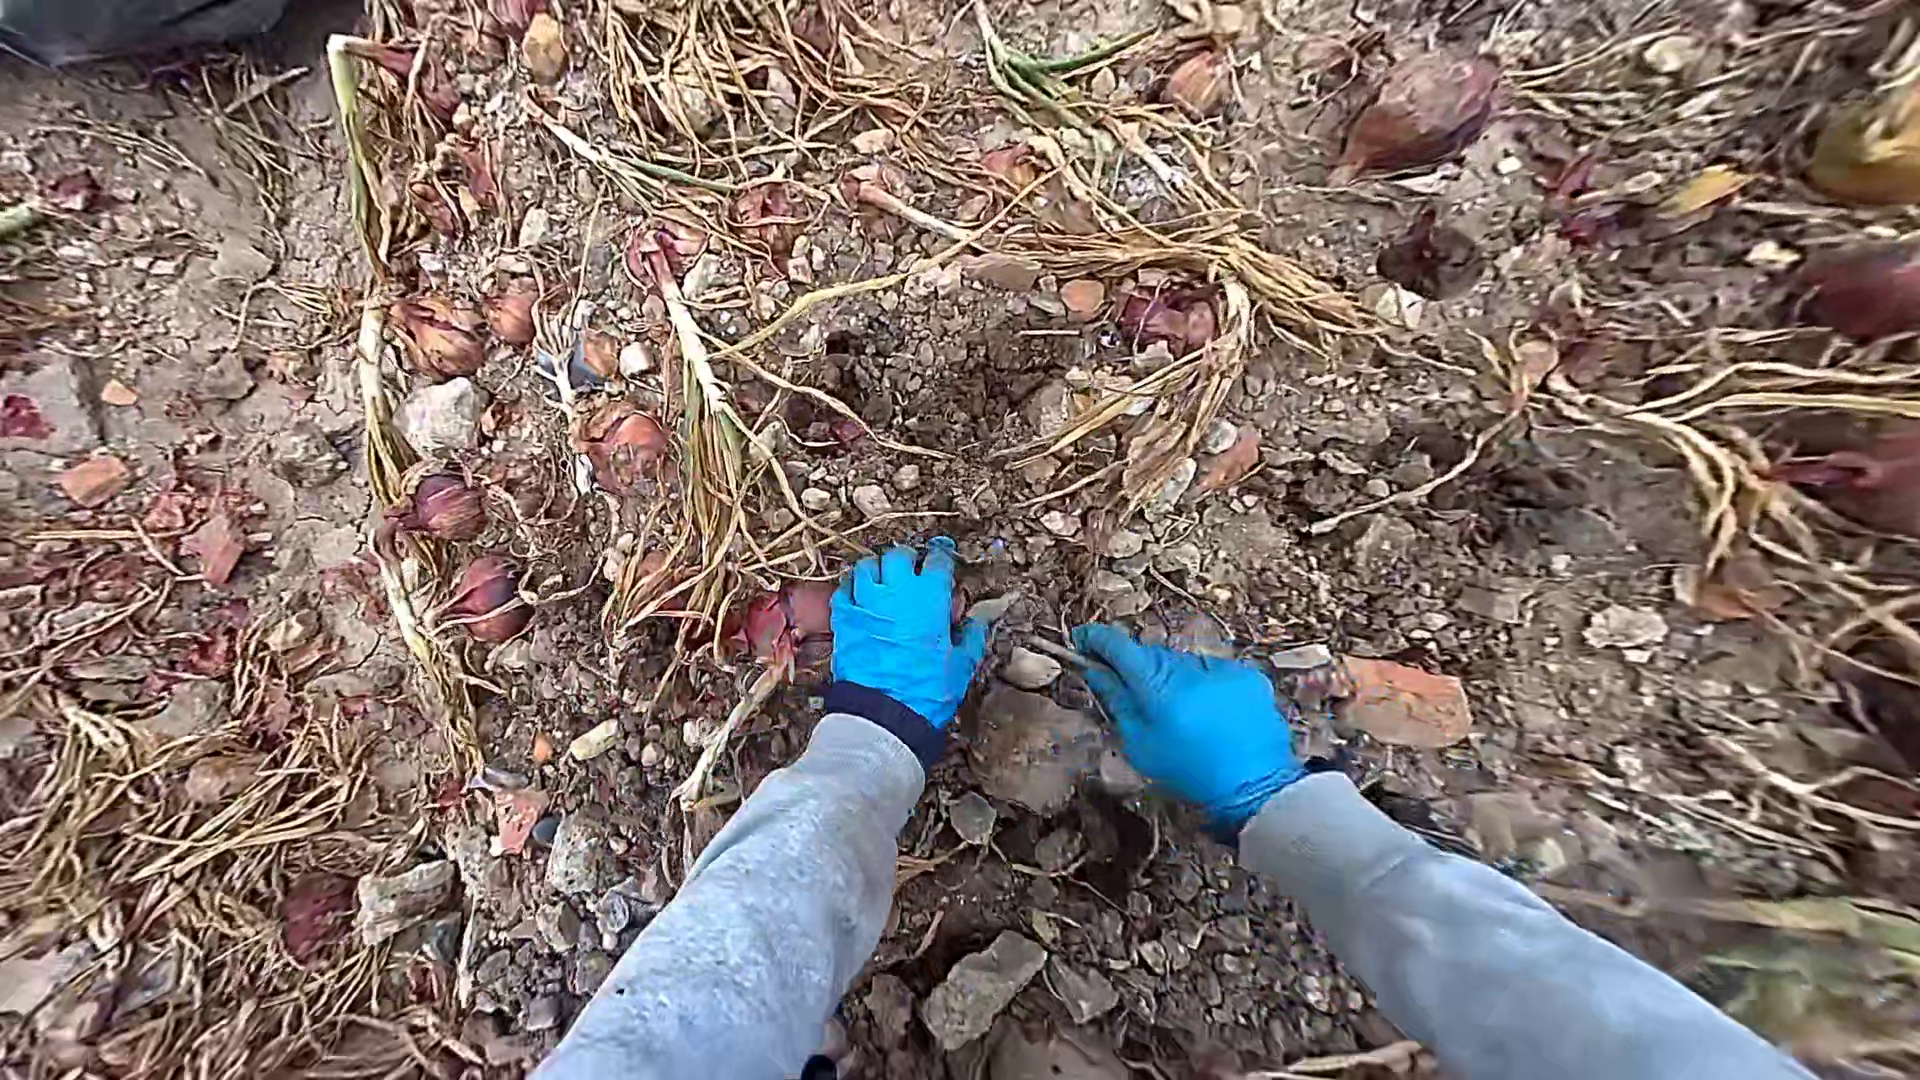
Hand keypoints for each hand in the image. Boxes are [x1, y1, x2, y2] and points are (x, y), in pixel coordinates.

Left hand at [832, 538, 986, 727]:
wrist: (882, 716)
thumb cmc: (926, 691)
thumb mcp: (961, 662)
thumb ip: (974, 631)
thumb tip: (987, 612)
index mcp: (929, 598)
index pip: (938, 560)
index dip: (943, 555)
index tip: (944, 556)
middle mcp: (896, 592)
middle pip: (899, 555)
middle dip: (909, 558)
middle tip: (914, 569)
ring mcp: (866, 603)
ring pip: (867, 566)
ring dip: (878, 568)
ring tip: (885, 579)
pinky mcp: (843, 618)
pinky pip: (844, 589)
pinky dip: (853, 588)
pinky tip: (861, 597)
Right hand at [1071, 623, 1301, 828]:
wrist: (1256, 789)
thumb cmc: (1188, 772)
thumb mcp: (1139, 742)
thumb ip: (1115, 700)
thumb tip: (1094, 670)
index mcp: (1156, 684)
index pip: (1116, 644)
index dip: (1094, 638)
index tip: (1081, 641)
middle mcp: (1188, 666)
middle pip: (1148, 653)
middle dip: (1135, 668)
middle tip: (1131, 693)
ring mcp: (1221, 667)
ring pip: (1179, 661)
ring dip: (1170, 676)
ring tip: (1177, 710)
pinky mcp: (1246, 674)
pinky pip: (1211, 670)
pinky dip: (1201, 683)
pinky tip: (1206, 710)